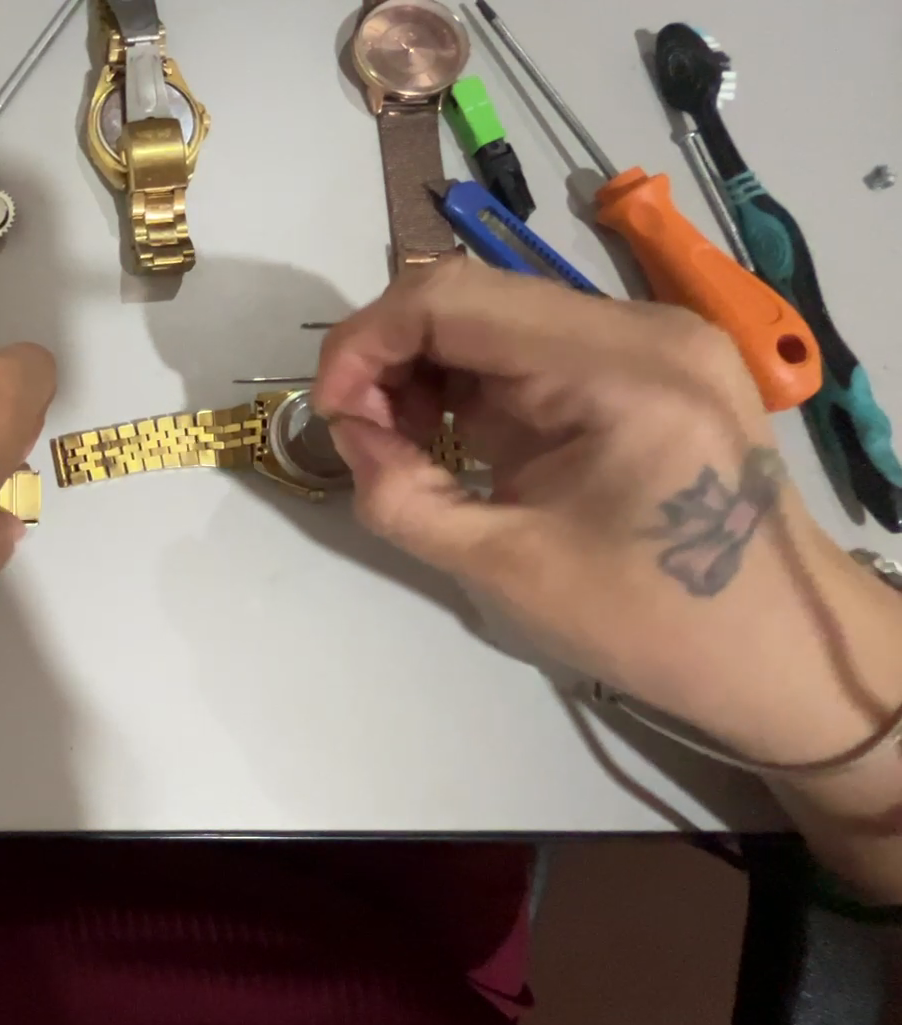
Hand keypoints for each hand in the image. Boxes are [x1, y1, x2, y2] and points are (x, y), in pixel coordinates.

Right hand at [313, 258, 901, 765]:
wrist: (776, 647)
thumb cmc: (646, 618)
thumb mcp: (494, 566)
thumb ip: (396, 492)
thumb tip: (347, 431)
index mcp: (616, 369)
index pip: (447, 301)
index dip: (361, 345)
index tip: (330, 415)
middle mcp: (634, 329)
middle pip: (458, 294)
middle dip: (380, 356)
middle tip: (360, 431)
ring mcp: (634, 340)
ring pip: (474, 312)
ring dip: (409, 367)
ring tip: (397, 439)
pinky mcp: (621, 364)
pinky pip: (503, 344)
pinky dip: (446, 379)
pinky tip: (438, 431)